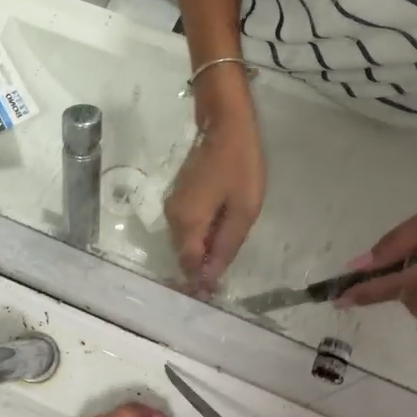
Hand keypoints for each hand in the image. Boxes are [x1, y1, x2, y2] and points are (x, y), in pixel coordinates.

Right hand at [166, 94, 265, 298]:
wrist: (224, 123)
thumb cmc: (239, 165)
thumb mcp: (244, 209)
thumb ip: (226, 244)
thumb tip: (211, 276)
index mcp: (187, 222)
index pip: (187, 263)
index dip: (200, 280)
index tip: (216, 292)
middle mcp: (172, 217)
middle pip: (183, 253)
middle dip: (200, 267)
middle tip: (226, 274)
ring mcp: (173, 205)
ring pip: (184, 239)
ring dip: (201, 250)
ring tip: (226, 252)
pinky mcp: (179, 195)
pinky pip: (187, 225)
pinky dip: (200, 234)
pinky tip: (220, 229)